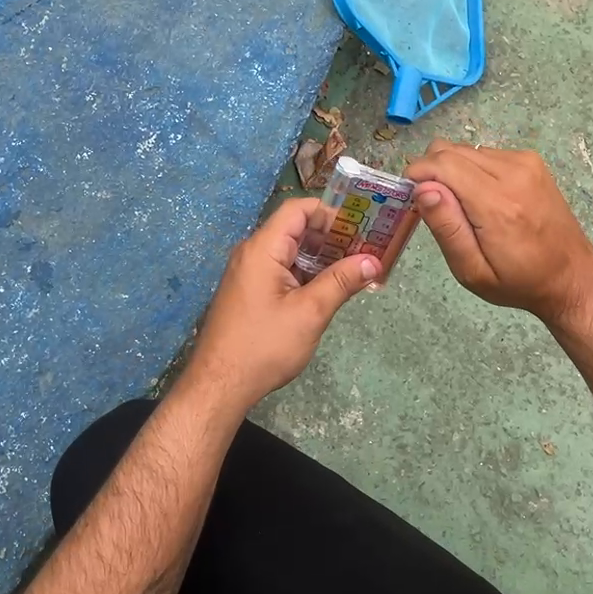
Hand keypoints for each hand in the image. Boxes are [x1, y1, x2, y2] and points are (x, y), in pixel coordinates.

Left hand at [177, 199, 380, 411]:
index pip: (297, 210)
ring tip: (357, 266)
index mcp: (262, 248)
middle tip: (367, 247)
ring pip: (290, 251)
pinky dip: (306, 272)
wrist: (220, 383)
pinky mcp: (250, 291)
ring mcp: (249, 272)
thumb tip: (372, 261)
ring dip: (321, 257)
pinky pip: (282, 269)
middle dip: (331, 235)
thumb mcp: (309, 312)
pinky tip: (331, 287)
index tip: (360, 224)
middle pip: (295, 229)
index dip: (329, 212)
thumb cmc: (264, 345)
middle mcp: (253, 253)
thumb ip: (341, 282)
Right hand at [404, 140, 592, 320]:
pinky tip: (481, 197)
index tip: (410, 196)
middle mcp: (513, 173)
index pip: (442, 164)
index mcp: (498, 205)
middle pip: (449, 151)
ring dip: (451, 170)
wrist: (572, 277)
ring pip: (464, 150)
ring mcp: (525, 162)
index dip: (417, 174)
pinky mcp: (530, 160)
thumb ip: (447, 228)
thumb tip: (423, 188)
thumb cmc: (518, 282)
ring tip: (460, 204)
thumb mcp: (472, 272)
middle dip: (430, 171)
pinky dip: (471, 169)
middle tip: (432, 204)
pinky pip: (483, 153)